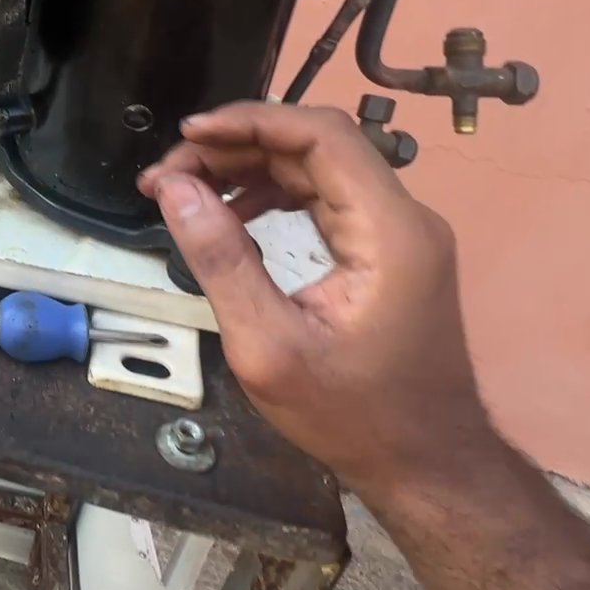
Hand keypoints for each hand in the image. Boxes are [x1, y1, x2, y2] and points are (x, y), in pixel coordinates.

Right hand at [137, 102, 495, 495]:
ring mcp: (392, 231)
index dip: (250, 122)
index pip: (322, 136)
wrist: (424, 467)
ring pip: (309, 165)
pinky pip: (315, 193)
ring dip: (241, 167)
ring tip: (180, 190)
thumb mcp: (267, 345)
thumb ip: (220, 260)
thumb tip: (175, 189)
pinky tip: (223, 210)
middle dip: (230, 147)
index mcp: (389, 233)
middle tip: (165, 176)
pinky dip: (262, 190)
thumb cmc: (351, 415)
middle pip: (310, 144)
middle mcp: (399, 217)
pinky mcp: (379, 246)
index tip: (188, 135)